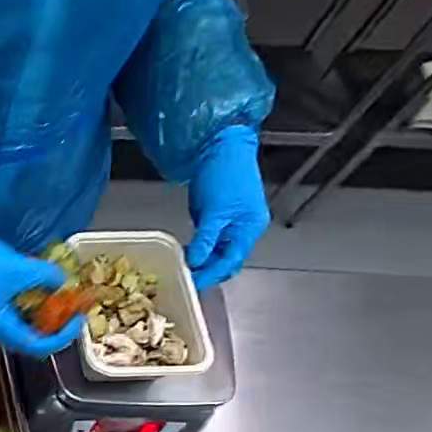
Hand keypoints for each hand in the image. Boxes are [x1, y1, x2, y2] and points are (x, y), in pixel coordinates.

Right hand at [0, 222, 82, 356]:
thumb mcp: (18, 268)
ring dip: (43, 314)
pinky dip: (30, 306)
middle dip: (55, 324)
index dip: (63, 336)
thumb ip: (46, 277)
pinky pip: (14, 315)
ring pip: (23, 327)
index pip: (39, 346)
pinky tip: (38, 290)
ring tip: (58, 295)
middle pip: (31, 340)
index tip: (78, 317)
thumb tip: (63, 281)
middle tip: (72, 306)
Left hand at [184, 125, 267, 289]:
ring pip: (217, 254)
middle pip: (226, 261)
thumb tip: (195, 262)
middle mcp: (244, 230)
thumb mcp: (215, 210)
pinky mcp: (218, 220)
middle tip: (184, 280)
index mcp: (250, 228)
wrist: (221, 147)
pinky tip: (184, 254)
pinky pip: (210, 244)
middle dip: (207, 272)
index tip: (192, 284)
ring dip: (201, 263)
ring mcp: (232, 225)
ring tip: (181, 269)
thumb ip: (206, 238)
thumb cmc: (225, 173)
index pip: (231, 261)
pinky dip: (198, 251)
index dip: (211, 275)